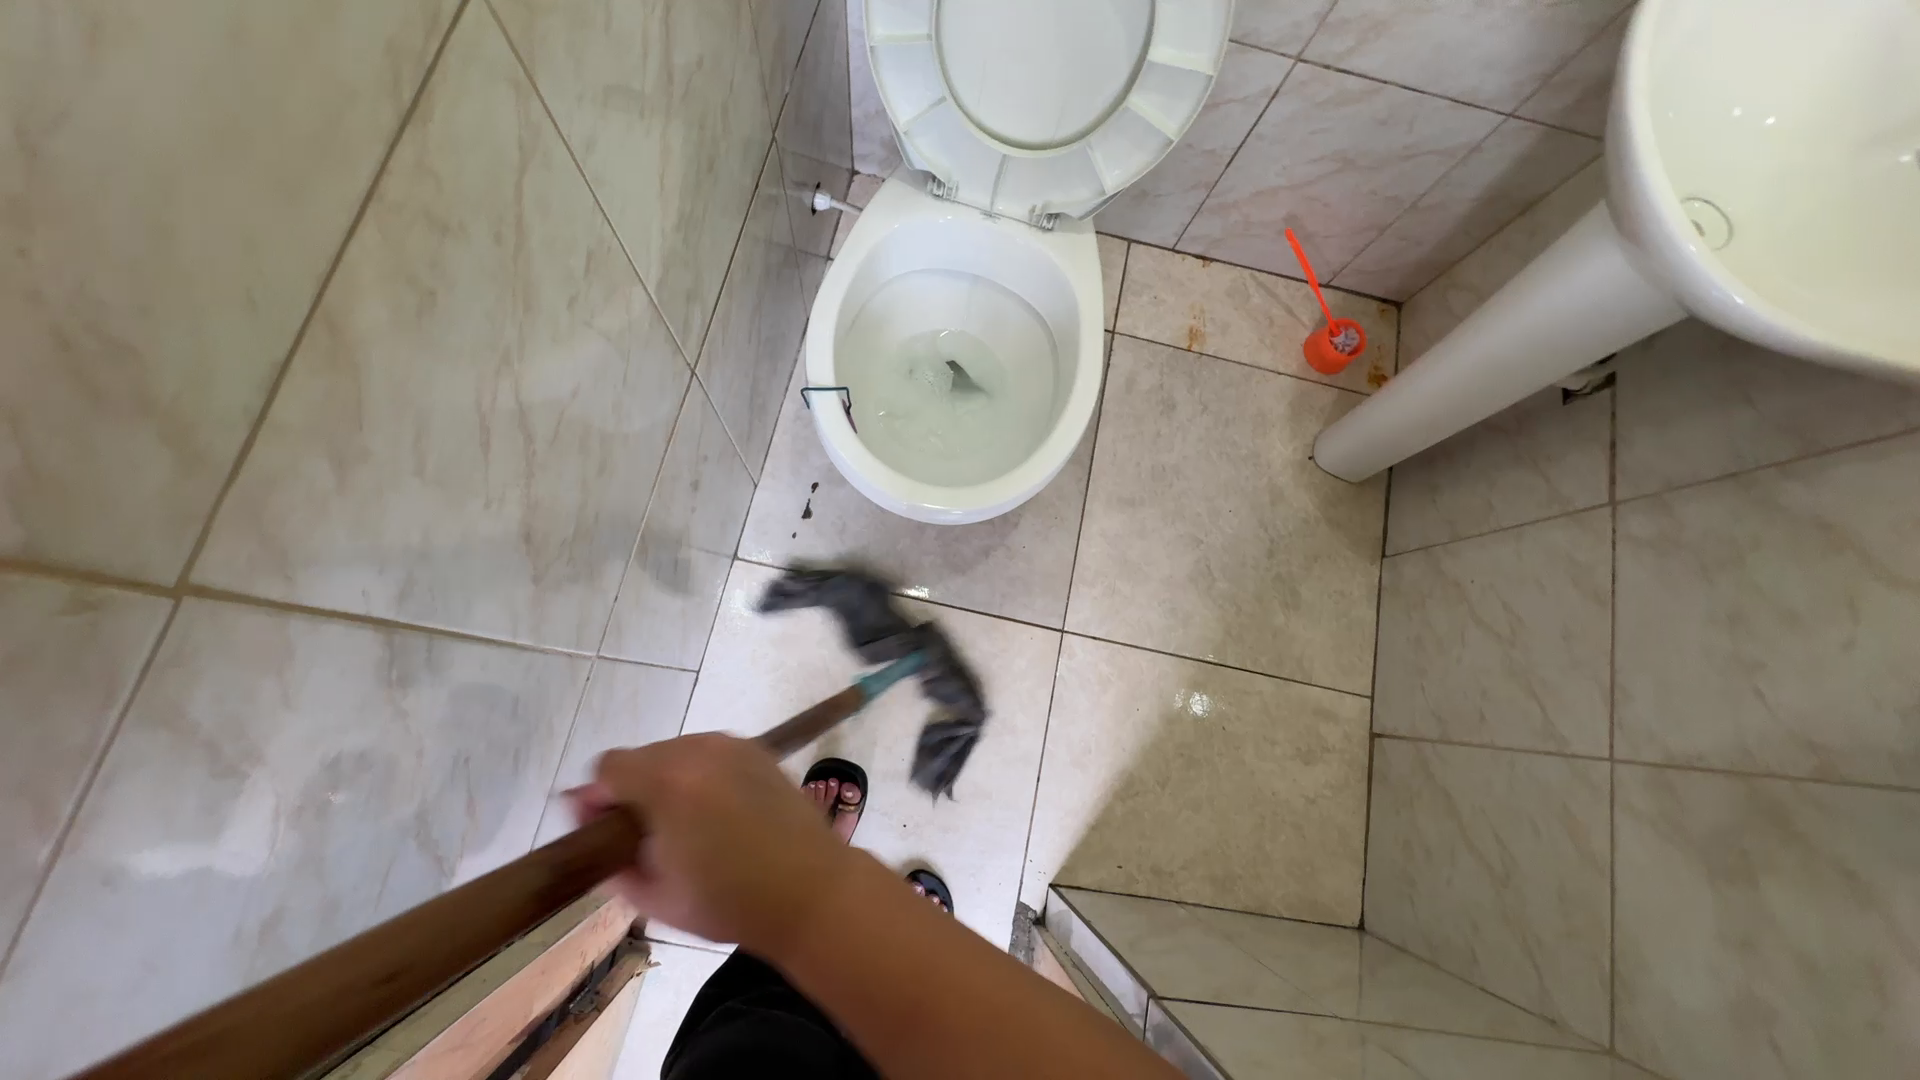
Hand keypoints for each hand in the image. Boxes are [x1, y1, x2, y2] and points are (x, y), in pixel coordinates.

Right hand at [569, 734, 852, 953]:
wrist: (810, 888)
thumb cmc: (729, 900)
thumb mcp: (655, 895)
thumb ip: (612, 860)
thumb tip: (592, 831)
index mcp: (668, 781)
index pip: (608, 767)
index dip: (597, 798)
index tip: (603, 832)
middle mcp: (700, 750)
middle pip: (642, 757)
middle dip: (633, 791)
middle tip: (645, 836)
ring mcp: (734, 746)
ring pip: (677, 753)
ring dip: (668, 782)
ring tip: (685, 826)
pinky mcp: (759, 751)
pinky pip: (711, 755)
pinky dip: (701, 777)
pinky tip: (716, 813)